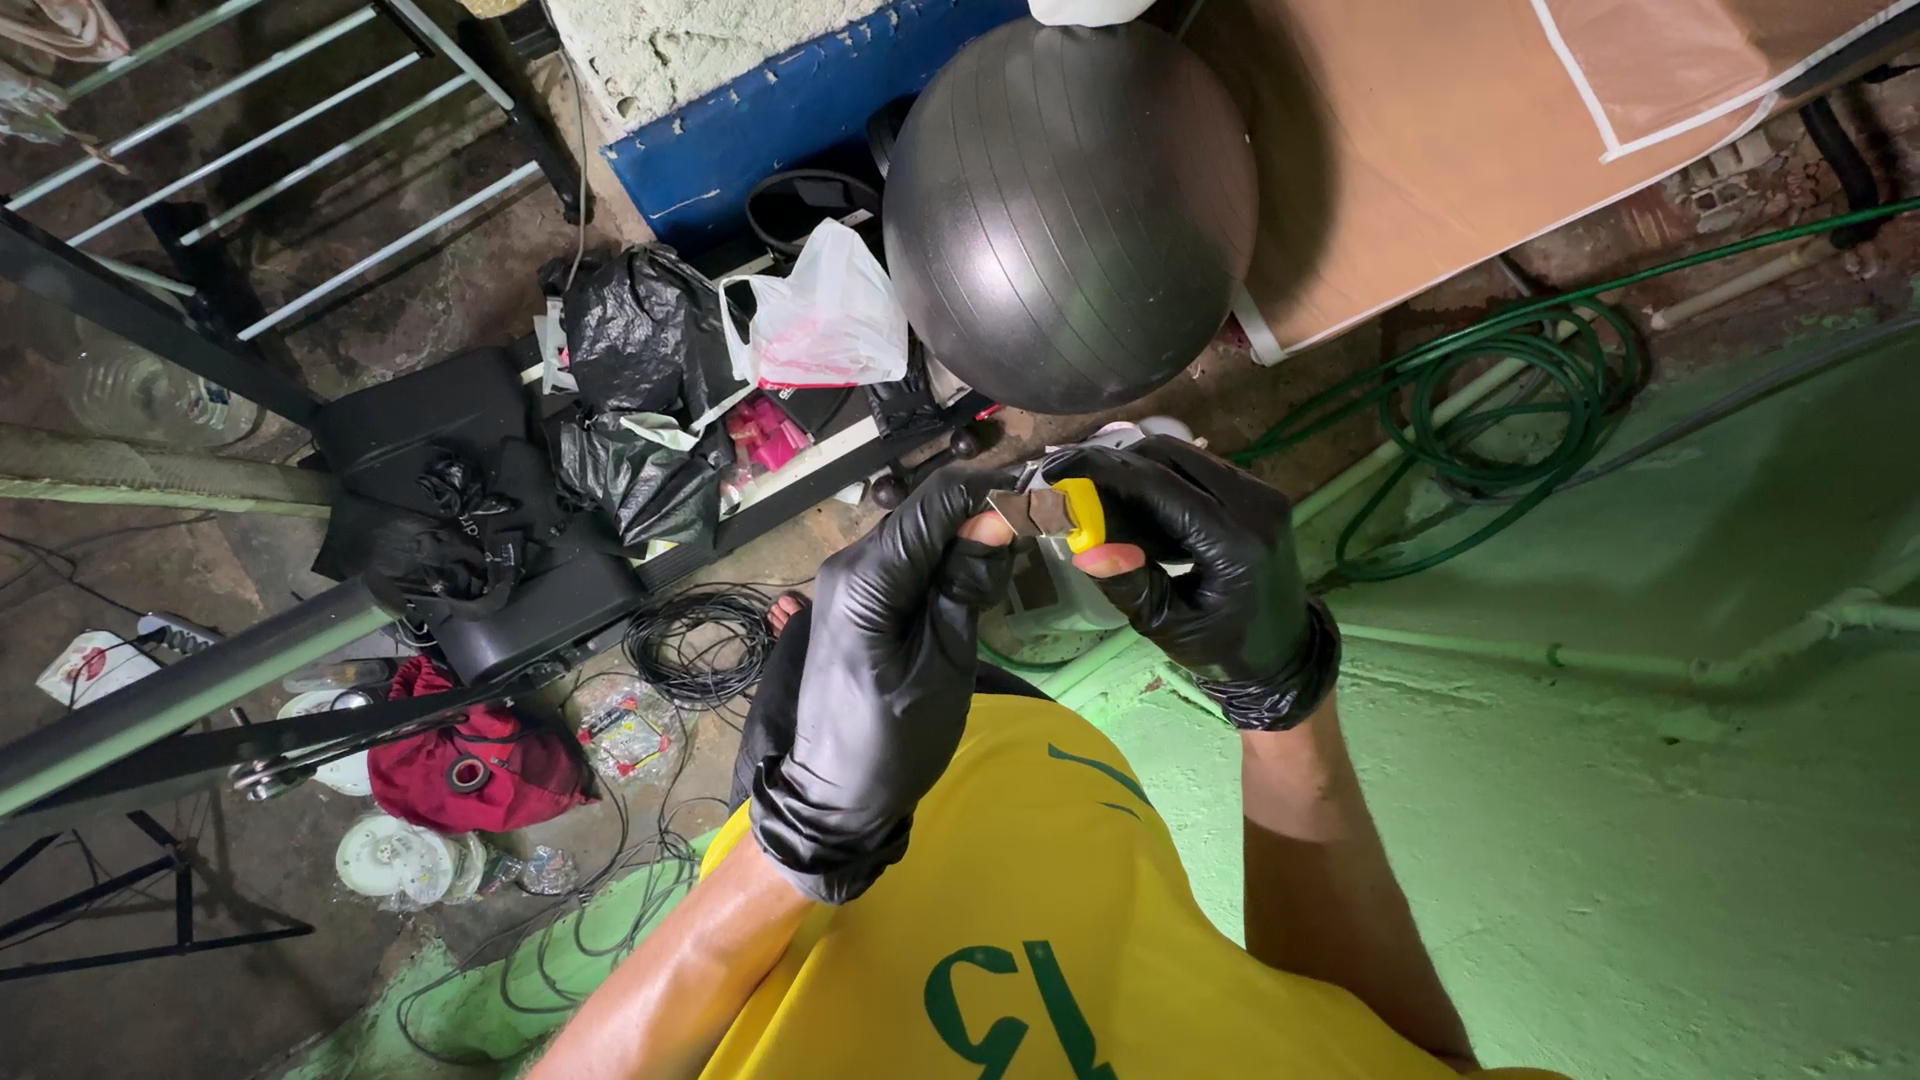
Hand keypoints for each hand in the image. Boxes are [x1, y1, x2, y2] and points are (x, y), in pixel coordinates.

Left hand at [750, 467, 1013, 903]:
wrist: (833, 795)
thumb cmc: (894, 743)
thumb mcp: (944, 666)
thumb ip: (965, 584)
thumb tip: (996, 516)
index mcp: (866, 578)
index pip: (935, 502)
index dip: (992, 493)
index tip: (1043, 508)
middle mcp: (848, 563)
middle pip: (925, 512)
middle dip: (980, 517)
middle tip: (1028, 550)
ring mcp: (845, 579)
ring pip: (917, 534)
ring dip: (963, 542)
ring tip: (998, 580)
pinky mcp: (853, 597)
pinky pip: (904, 560)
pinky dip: (941, 564)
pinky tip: (964, 591)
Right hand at [1047, 437, 1338, 729]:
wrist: (1284, 652)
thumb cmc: (1222, 647)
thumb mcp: (1167, 626)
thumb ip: (1128, 583)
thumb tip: (1086, 548)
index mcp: (1234, 543)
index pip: (1159, 485)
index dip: (1104, 470)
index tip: (1058, 468)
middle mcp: (1254, 505)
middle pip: (1168, 456)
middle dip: (1116, 466)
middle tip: (1077, 489)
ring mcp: (1261, 493)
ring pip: (1182, 456)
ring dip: (1137, 471)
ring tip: (1107, 505)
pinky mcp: (1258, 492)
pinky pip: (1197, 468)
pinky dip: (1161, 480)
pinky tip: (1142, 512)